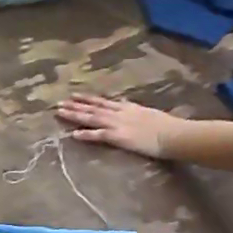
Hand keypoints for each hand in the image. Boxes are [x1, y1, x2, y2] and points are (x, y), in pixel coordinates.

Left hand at [55, 96, 187, 158]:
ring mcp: (117, 124)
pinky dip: (85, 134)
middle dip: (76, 105)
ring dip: (75, 115)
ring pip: (92, 117)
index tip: (75, 95)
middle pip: (93, 107)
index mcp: (127, 107)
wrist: (172, 134)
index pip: (103, 101)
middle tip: (59, 103)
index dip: (88, 98)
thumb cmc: (166, 126)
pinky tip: (73, 134)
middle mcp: (119, 112)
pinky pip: (98, 135)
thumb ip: (135, 110)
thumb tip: (127, 105)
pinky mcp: (118, 136)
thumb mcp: (148, 113)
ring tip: (60, 112)